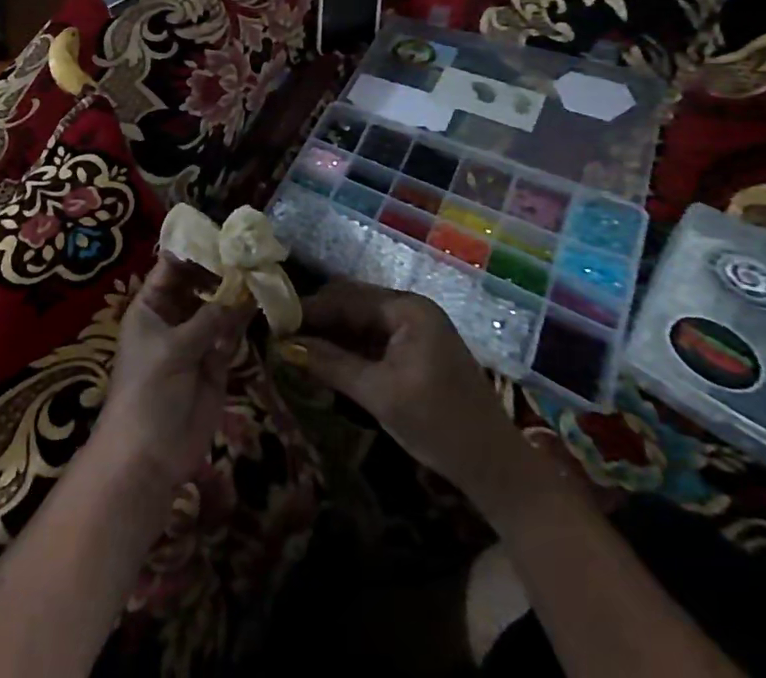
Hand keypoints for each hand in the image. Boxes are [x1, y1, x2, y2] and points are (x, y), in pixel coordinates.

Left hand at [93, 255, 252, 492]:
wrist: (151, 451)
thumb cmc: (148, 391)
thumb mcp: (173, 349)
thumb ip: (208, 320)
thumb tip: (237, 291)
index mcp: (148, 308)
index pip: (169, 270)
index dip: (191, 251)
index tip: (220, 233)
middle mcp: (171, 319)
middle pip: (197, 287)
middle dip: (219, 270)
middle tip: (249, 250)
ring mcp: (195, 341)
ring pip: (217, 309)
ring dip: (236, 293)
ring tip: (262, 269)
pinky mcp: (215, 364)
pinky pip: (230, 335)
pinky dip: (244, 320)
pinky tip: (262, 301)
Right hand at [282, 279, 528, 503]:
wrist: (496, 467)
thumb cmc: (438, 425)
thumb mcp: (377, 393)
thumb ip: (329, 363)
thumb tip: (281, 344)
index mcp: (408, 310)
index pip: (343, 298)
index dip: (305, 310)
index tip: (270, 324)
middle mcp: (410, 309)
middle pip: (348, 303)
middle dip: (314, 318)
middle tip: (277, 337)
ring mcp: (413, 329)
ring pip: (355, 320)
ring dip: (326, 333)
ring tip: (291, 348)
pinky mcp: (412, 350)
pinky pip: (368, 337)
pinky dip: (344, 346)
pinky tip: (320, 359)